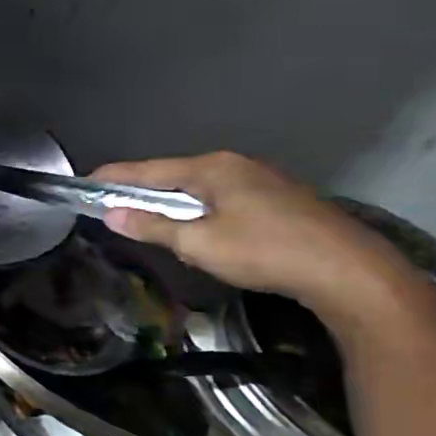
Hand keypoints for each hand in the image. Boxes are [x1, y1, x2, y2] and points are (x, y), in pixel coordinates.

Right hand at [92, 152, 422, 318]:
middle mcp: (235, 164)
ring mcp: (261, 178)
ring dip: (172, 202)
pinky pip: (224, 196)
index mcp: (211, 168)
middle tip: (114, 206)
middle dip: (142, 190)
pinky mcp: (279, 197)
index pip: (148, 169)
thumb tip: (112, 215)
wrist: (349, 271)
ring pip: (200, 187)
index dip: (114, 177)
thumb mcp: (199, 244)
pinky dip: (200, 209)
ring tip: (151, 220)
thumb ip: (153, 227)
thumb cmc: (265, 252)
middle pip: (174, 175)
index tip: (85, 182)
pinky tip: (201, 229)